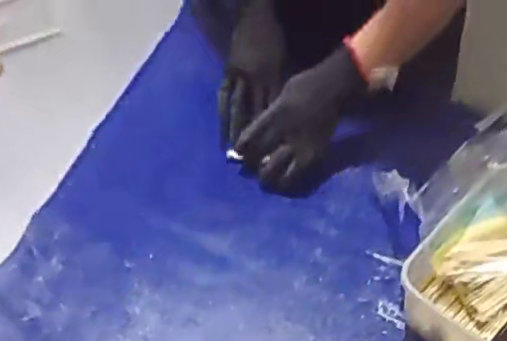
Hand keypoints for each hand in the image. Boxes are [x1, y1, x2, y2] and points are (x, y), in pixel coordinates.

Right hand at [219, 0, 283, 148]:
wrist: (252, 13)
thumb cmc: (272, 37)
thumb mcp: (284, 61)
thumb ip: (281, 87)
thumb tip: (281, 116)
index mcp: (272, 75)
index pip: (272, 109)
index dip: (272, 132)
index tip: (272, 153)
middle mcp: (255, 78)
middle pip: (254, 112)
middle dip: (254, 138)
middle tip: (253, 161)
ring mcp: (239, 76)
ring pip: (238, 108)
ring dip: (236, 132)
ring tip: (235, 154)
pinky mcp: (227, 73)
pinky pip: (224, 99)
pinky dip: (223, 119)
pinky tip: (222, 137)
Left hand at [232, 46, 366, 192]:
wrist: (334, 88)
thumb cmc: (308, 85)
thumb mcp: (284, 92)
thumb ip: (272, 111)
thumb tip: (260, 127)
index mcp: (275, 113)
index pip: (250, 136)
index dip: (242, 147)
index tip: (238, 153)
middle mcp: (283, 130)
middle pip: (258, 153)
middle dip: (251, 163)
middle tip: (250, 166)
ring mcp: (297, 145)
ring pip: (272, 169)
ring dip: (265, 176)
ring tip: (264, 178)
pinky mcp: (310, 156)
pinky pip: (293, 175)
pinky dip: (284, 181)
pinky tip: (281, 182)